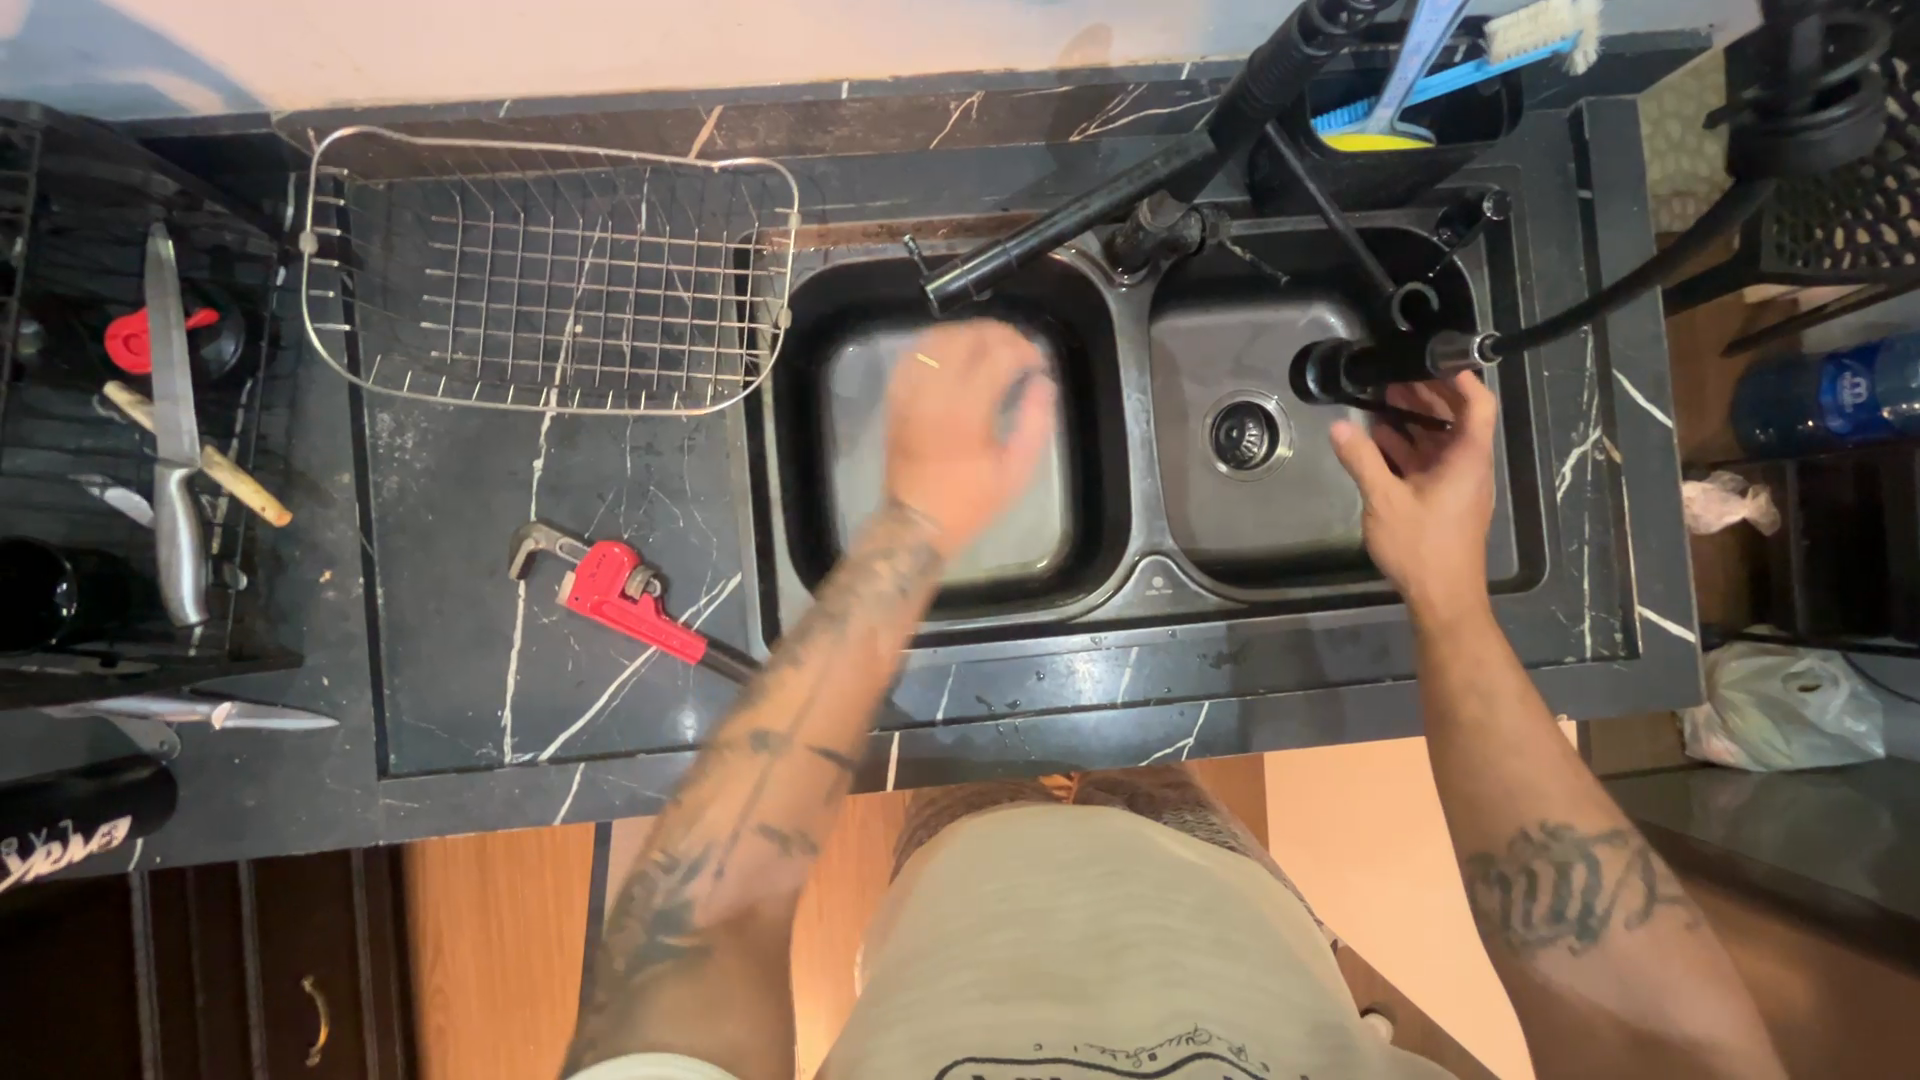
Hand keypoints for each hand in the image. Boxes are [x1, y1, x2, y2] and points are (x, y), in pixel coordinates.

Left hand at [885, 319, 1056, 557]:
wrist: (916, 522)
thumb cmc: (970, 501)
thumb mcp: (1016, 472)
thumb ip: (1035, 422)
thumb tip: (1043, 381)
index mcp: (966, 413)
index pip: (998, 355)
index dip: (1024, 350)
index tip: (1037, 364)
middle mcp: (933, 394)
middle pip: (966, 337)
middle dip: (998, 335)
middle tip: (1017, 350)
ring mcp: (909, 392)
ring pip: (938, 338)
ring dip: (968, 334)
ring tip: (989, 348)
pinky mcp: (896, 396)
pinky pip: (915, 354)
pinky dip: (939, 346)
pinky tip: (956, 356)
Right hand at [1328, 372, 1496, 621]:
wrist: (1443, 596)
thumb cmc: (1421, 546)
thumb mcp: (1385, 500)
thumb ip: (1362, 460)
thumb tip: (1339, 426)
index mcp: (1467, 459)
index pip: (1477, 405)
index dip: (1459, 380)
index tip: (1431, 361)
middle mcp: (1469, 467)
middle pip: (1458, 420)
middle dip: (1428, 396)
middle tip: (1393, 377)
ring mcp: (1457, 485)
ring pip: (1441, 442)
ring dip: (1415, 422)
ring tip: (1382, 402)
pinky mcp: (1444, 501)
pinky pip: (1429, 463)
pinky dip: (1409, 448)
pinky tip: (1380, 442)